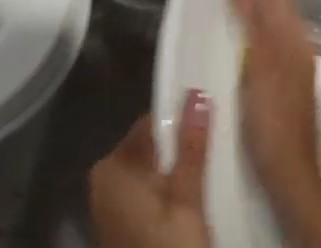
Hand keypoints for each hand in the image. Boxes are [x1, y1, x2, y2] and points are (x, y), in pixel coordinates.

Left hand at [89, 90, 212, 247]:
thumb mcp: (187, 202)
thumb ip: (192, 148)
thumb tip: (198, 94)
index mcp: (113, 164)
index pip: (152, 123)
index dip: (183, 122)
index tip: (214, 124)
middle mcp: (103, 176)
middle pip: (151, 148)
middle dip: (181, 151)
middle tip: (217, 155)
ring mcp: (107, 203)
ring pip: (149, 173)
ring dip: (176, 175)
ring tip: (209, 177)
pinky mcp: (116, 225)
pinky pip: (143, 195)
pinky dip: (165, 196)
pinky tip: (190, 206)